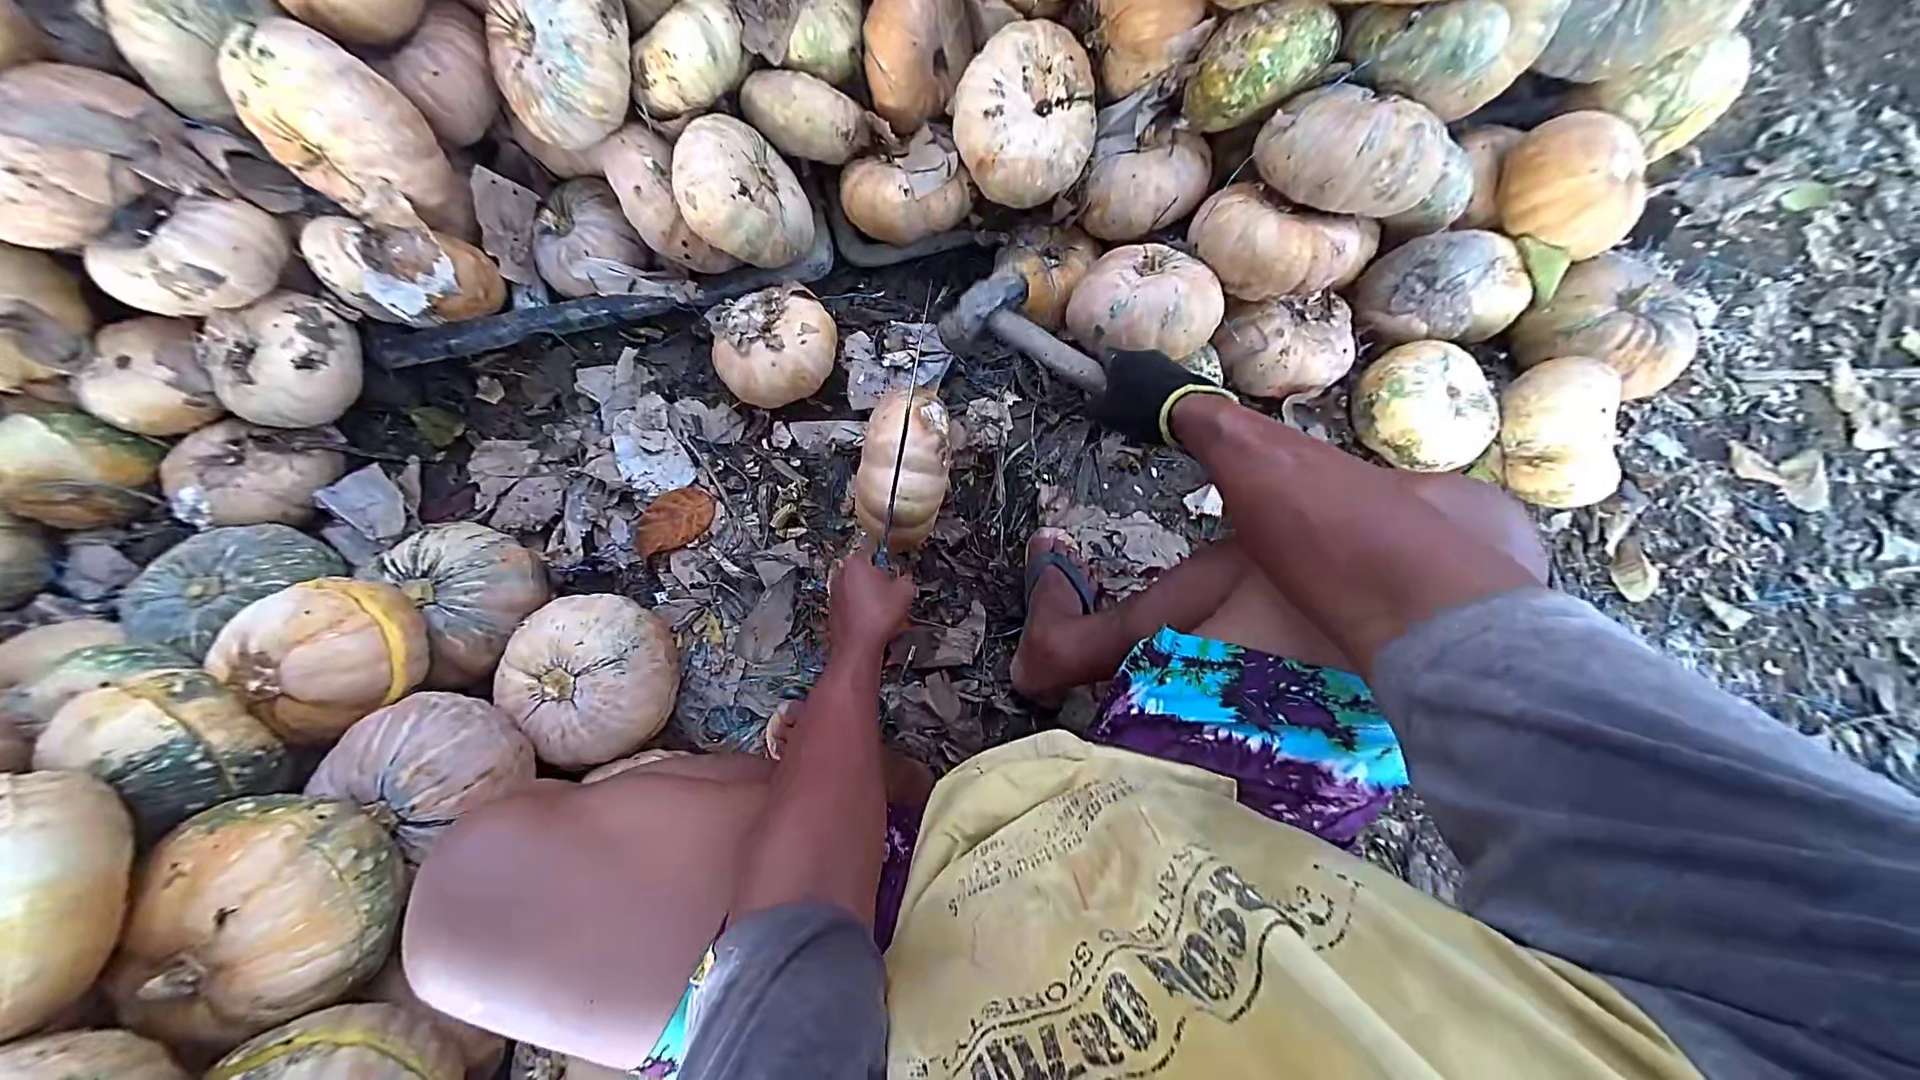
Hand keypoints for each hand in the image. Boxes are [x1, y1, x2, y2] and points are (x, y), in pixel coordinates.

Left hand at [829, 539, 914, 659]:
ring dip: (870, 595)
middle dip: (878, 579)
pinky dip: (862, 609)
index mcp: (854, 563)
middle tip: (892, 590)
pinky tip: (874, 619)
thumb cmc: (876, 618)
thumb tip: (905, 580)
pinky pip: (852, 604)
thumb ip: (905, 578)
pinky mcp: (834, 611)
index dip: (888, 561)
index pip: (873, 551)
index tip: (894, 566)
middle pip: (864, 570)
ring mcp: (834, 594)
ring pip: (857, 588)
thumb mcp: (905, 591)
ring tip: (884, 608)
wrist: (858, 647)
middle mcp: (839, 575)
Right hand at [1089, 349, 1237, 446]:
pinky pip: (1164, 378)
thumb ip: (1094, 405)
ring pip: (1146, 369)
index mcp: (1119, 359)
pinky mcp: (1183, 370)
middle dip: (1122, 376)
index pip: (1102, 357)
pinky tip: (1159, 404)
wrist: (1187, 411)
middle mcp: (1141, 352)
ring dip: (1142, 382)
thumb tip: (1088, 400)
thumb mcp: (1108, 415)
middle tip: (1119, 396)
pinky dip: (1159, 388)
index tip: (1097, 383)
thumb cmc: (1141, 410)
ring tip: (1141, 403)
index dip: (1098, 370)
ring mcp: (1165, 360)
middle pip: (1126, 362)